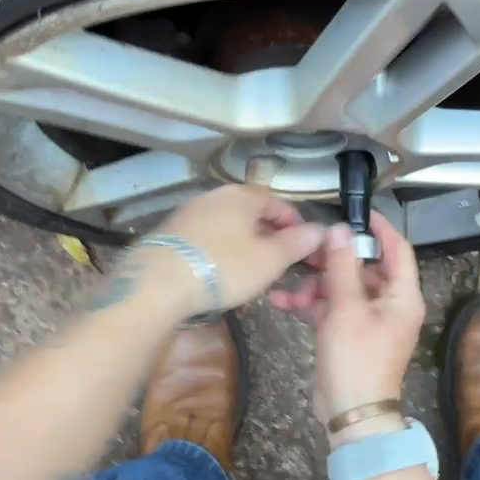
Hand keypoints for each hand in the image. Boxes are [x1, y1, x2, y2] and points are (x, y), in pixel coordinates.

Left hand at [133, 185, 326, 316]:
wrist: (158, 283)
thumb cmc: (223, 268)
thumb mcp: (269, 260)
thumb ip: (297, 243)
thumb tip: (321, 229)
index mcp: (242, 196)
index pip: (279, 203)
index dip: (295, 225)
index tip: (303, 248)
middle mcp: (214, 196)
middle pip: (250, 212)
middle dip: (267, 234)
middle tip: (278, 262)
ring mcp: (188, 212)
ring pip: (226, 224)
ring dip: (242, 242)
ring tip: (249, 270)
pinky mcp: (169, 232)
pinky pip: (205, 236)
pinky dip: (217, 249)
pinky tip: (217, 271)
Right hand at [268, 213, 424, 440]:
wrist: (351, 415)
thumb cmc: (356, 360)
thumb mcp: (346, 308)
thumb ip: (341, 266)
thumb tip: (340, 230)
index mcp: (402, 296)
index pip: (397, 249)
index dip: (379, 228)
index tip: (355, 211)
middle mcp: (390, 305)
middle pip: (364, 268)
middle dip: (332, 260)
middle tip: (306, 249)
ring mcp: (369, 320)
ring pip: (343, 288)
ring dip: (316, 285)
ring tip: (289, 287)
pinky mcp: (349, 334)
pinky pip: (332, 309)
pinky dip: (311, 305)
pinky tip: (282, 302)